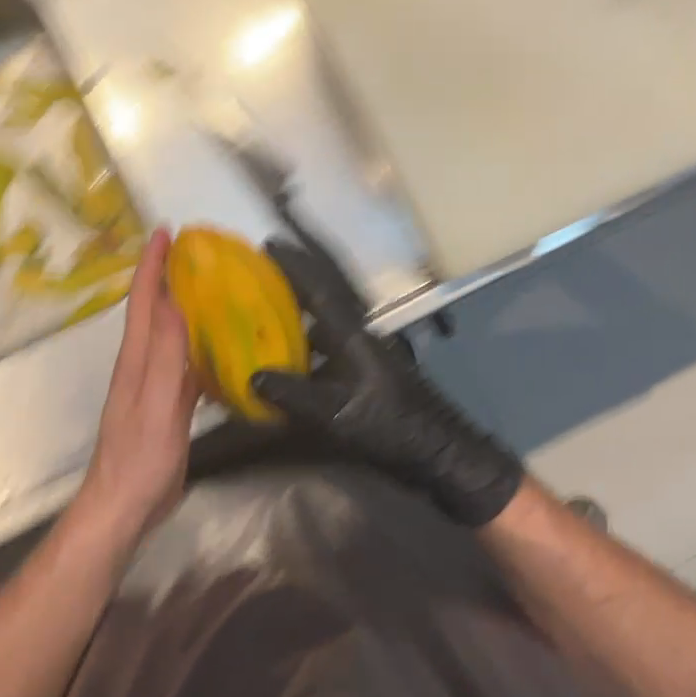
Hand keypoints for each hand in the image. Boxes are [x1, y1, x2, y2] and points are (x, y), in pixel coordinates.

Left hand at [72, 227, 198, 549]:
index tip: (165, 231)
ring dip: (186, 306)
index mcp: (137, 357)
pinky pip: (185, 361)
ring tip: (214, 287)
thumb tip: (175, 301)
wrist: (125, 506)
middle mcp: (143, 363)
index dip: (152, 265)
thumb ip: (167, 354)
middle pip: (155, 309)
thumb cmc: (140, 456)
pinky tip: (221, 346)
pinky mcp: (168, 405)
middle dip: (170, 276)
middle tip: (199, 251)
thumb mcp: (156, 402)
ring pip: (171, 333)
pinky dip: (200, 344)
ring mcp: (154, 385)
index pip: (144, 300)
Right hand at [252, 237, 523, 526]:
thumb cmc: (395, 429)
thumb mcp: (341, 416)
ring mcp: (367, 355)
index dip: (295, 266)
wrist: (442, 452)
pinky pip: (331, 345)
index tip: (269, 244)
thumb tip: (253, 377)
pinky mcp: (369, 374)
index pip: (321, 291)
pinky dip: (309, 341)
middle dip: (296, 278)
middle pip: (324, 297)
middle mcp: (361, 337)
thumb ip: (297, 396)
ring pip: (328, 322)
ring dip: (301, 309)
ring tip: (267, 308)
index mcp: (355, 337)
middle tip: (264, 266)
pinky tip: (291, 357)